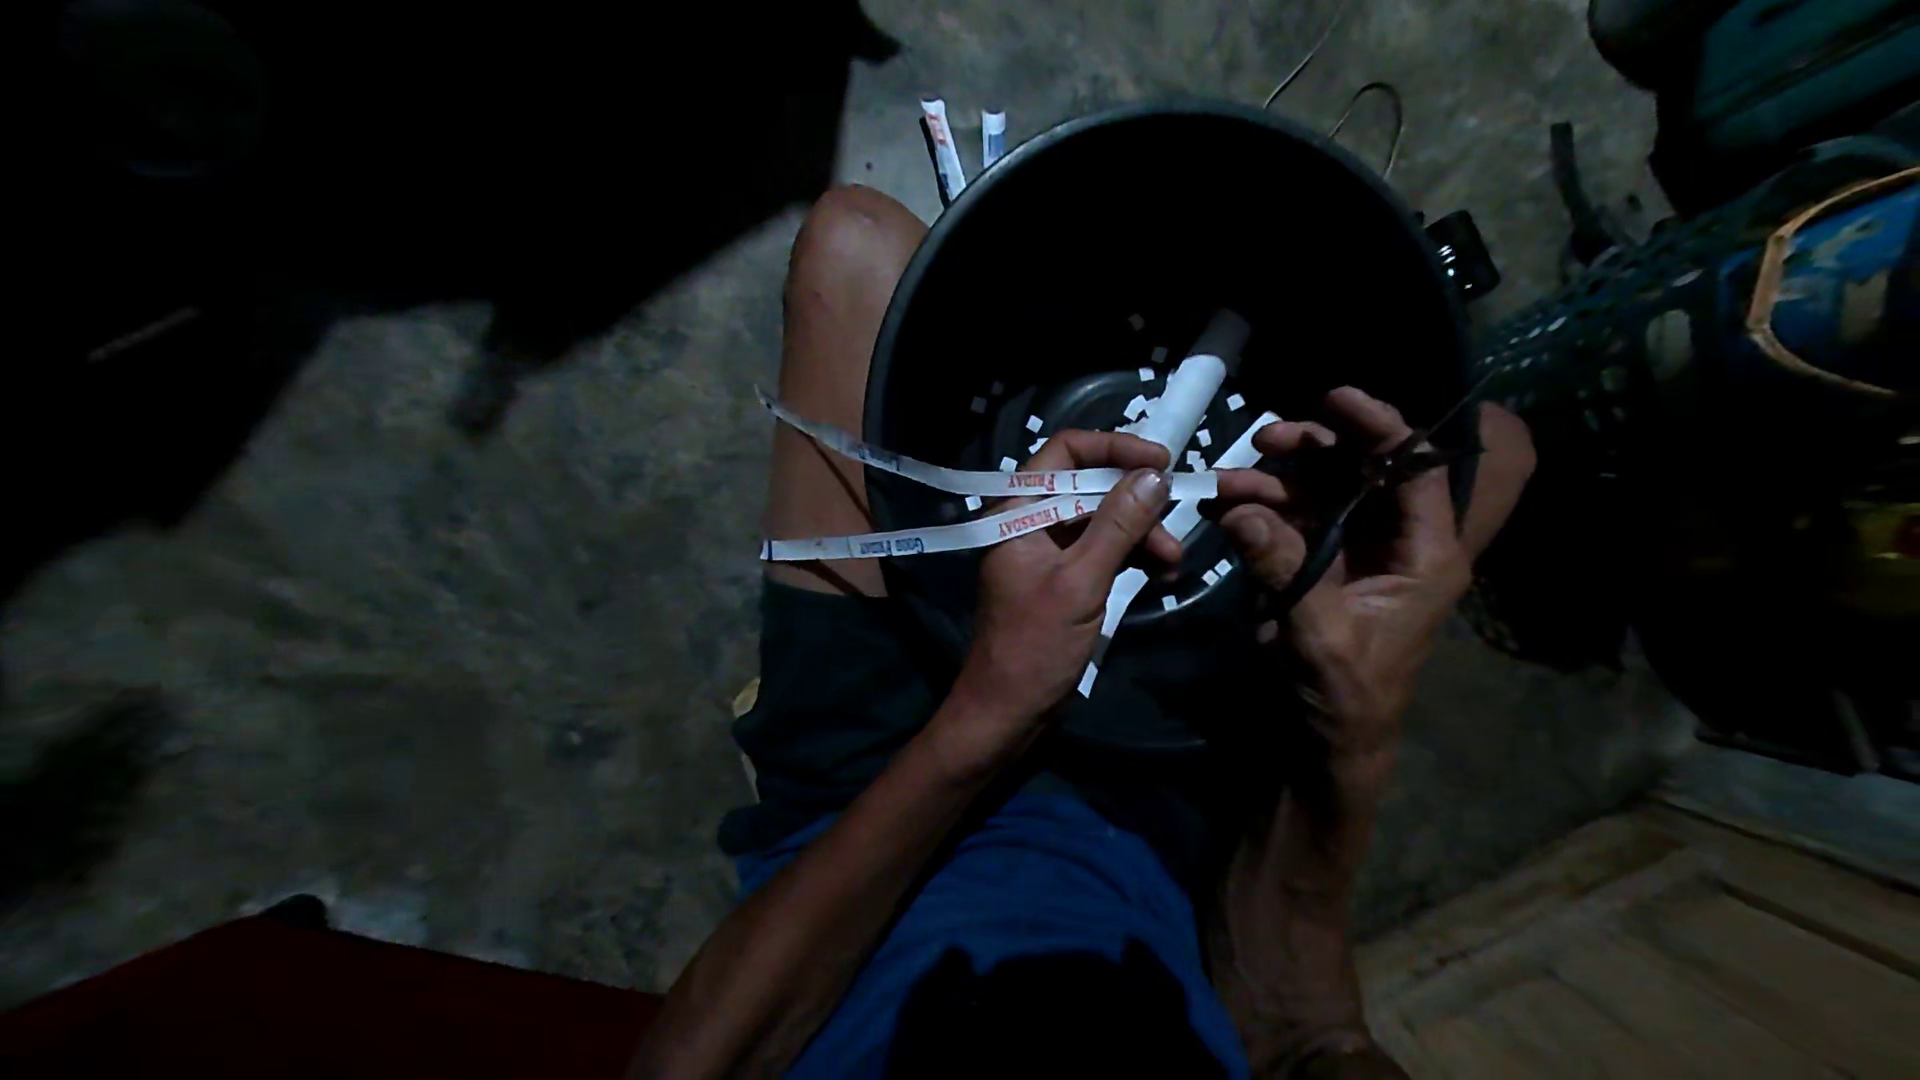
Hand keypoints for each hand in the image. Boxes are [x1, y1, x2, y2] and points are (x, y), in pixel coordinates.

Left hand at [953, 430, 1179, 731]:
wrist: (1009, 709)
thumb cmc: (1034, 646)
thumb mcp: (1080, 582)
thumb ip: (1117, 526)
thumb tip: (1154, 476)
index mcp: (1016, 511)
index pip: (1065, 451)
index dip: (1113, 448)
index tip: (1162, 461)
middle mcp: (1029, 521)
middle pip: (1088, 485)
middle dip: (1135, 500)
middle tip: (1175, 520)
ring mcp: (1047, 549)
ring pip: (1101, 519)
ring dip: (1140, 532)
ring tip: (1173, 560)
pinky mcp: (1064, 576)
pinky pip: (1102, 549)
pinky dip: (1131, 555)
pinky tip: (1162, 571)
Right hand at [1213, 387, 1481, 762]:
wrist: (1326, 733)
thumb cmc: (1346, 691)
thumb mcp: (1320, 635)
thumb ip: (1286, 570)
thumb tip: (1241, 513)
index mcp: (1424, 555)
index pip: (1416, 473)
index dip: (1383, 428)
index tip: (1336, 398)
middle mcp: (1390, 540)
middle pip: (1360, 470)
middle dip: (1315, 447)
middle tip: (1265, 439)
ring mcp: (1347, 548)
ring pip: (1316, 489)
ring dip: (1271, 480)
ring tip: (1223, 485)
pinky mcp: (1310, 561)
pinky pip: (1283, 519)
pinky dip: (1252, 509)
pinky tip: (1220, 508)